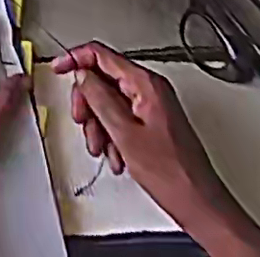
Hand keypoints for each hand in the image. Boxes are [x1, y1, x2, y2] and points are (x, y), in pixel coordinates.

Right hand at [53, 42, 259, 256]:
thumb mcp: (124, 133)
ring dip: (99, 122)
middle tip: (83, 120)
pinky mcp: (153, 121)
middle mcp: (150, 88)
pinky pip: (122, 115)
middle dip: (88, 101)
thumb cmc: (173, 174)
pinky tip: (116, 153)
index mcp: (145, 83)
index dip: (76, 58)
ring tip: (102, 146)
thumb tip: (82, 75)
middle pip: (104, 77)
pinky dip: (112, 132)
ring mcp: (153, 104)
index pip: (101, 54)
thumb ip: (99, 98)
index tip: (59, 67)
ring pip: (110, 99)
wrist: (199, 205)